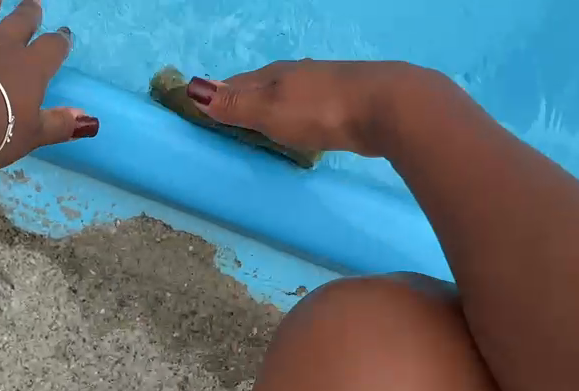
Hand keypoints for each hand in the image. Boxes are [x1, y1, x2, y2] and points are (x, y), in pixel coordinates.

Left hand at [0, 0, 97, 168]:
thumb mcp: (33, 135)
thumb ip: (58, 125)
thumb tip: (86, 120)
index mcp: (30, 69)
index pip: (51, 49)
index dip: (59, 43)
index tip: (64, 38)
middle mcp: (1, 49)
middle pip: (19, 24)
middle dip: (28, 14)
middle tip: (34, 4)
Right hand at [184, 60, 426, 158]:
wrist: (383, 108)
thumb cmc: (319, 110)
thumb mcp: (268, 109)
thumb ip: (235, 104)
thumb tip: (196, 91)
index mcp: (273, 75)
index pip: (234, 84)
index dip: (214, 95)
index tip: (197, 107)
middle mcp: (294, 75)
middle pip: (257, 87)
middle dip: (237, 99)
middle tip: (221, 118)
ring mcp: (317, 88)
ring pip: (280, 96)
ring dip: (263, 108)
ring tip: (252, 125)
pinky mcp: (337, 104)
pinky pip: (300, 108)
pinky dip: (287, 116)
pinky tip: (290, 126)